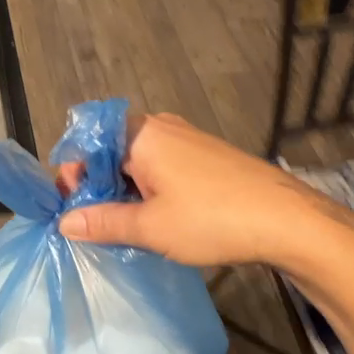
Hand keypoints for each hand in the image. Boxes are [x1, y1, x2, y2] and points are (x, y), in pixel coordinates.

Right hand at [55, 112, 353, 270]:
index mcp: (142, 134)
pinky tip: (158, 219)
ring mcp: (187, 138)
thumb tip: (65, 222)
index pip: (89, 141)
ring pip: (138, 159)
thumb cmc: (211, 219)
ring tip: (125, 227)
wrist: (288, 221)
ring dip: (124, 189)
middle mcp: (162, 126)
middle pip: (112, 148)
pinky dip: (150, 187)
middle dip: (97, 183)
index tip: (71, 208)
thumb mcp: (150, 227)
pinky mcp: (206, 155)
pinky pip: (162, 165)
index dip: (73, 172)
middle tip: (95, 223)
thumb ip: (103, 221)